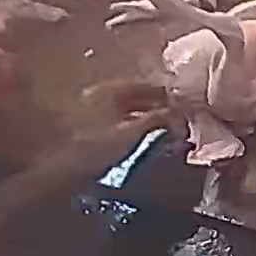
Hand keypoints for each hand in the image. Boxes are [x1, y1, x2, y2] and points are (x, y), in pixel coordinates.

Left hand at [39, 80, 175, 178]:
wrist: (69, 169)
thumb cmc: (101, 147)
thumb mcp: (134, 132)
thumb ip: (158, 119)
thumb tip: (180, 112)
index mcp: (110, 91)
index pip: (145, 86)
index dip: (166, 94)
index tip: (185, 102)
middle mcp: (101, 95)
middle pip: (137, 96)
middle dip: (159, 105)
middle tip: (181, 116)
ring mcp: (95, 110)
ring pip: (131, 108)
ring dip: (150, 115)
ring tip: (170, 127)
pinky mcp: (94, 126)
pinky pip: (124, 118)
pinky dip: (140, 123)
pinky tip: (152, 135)